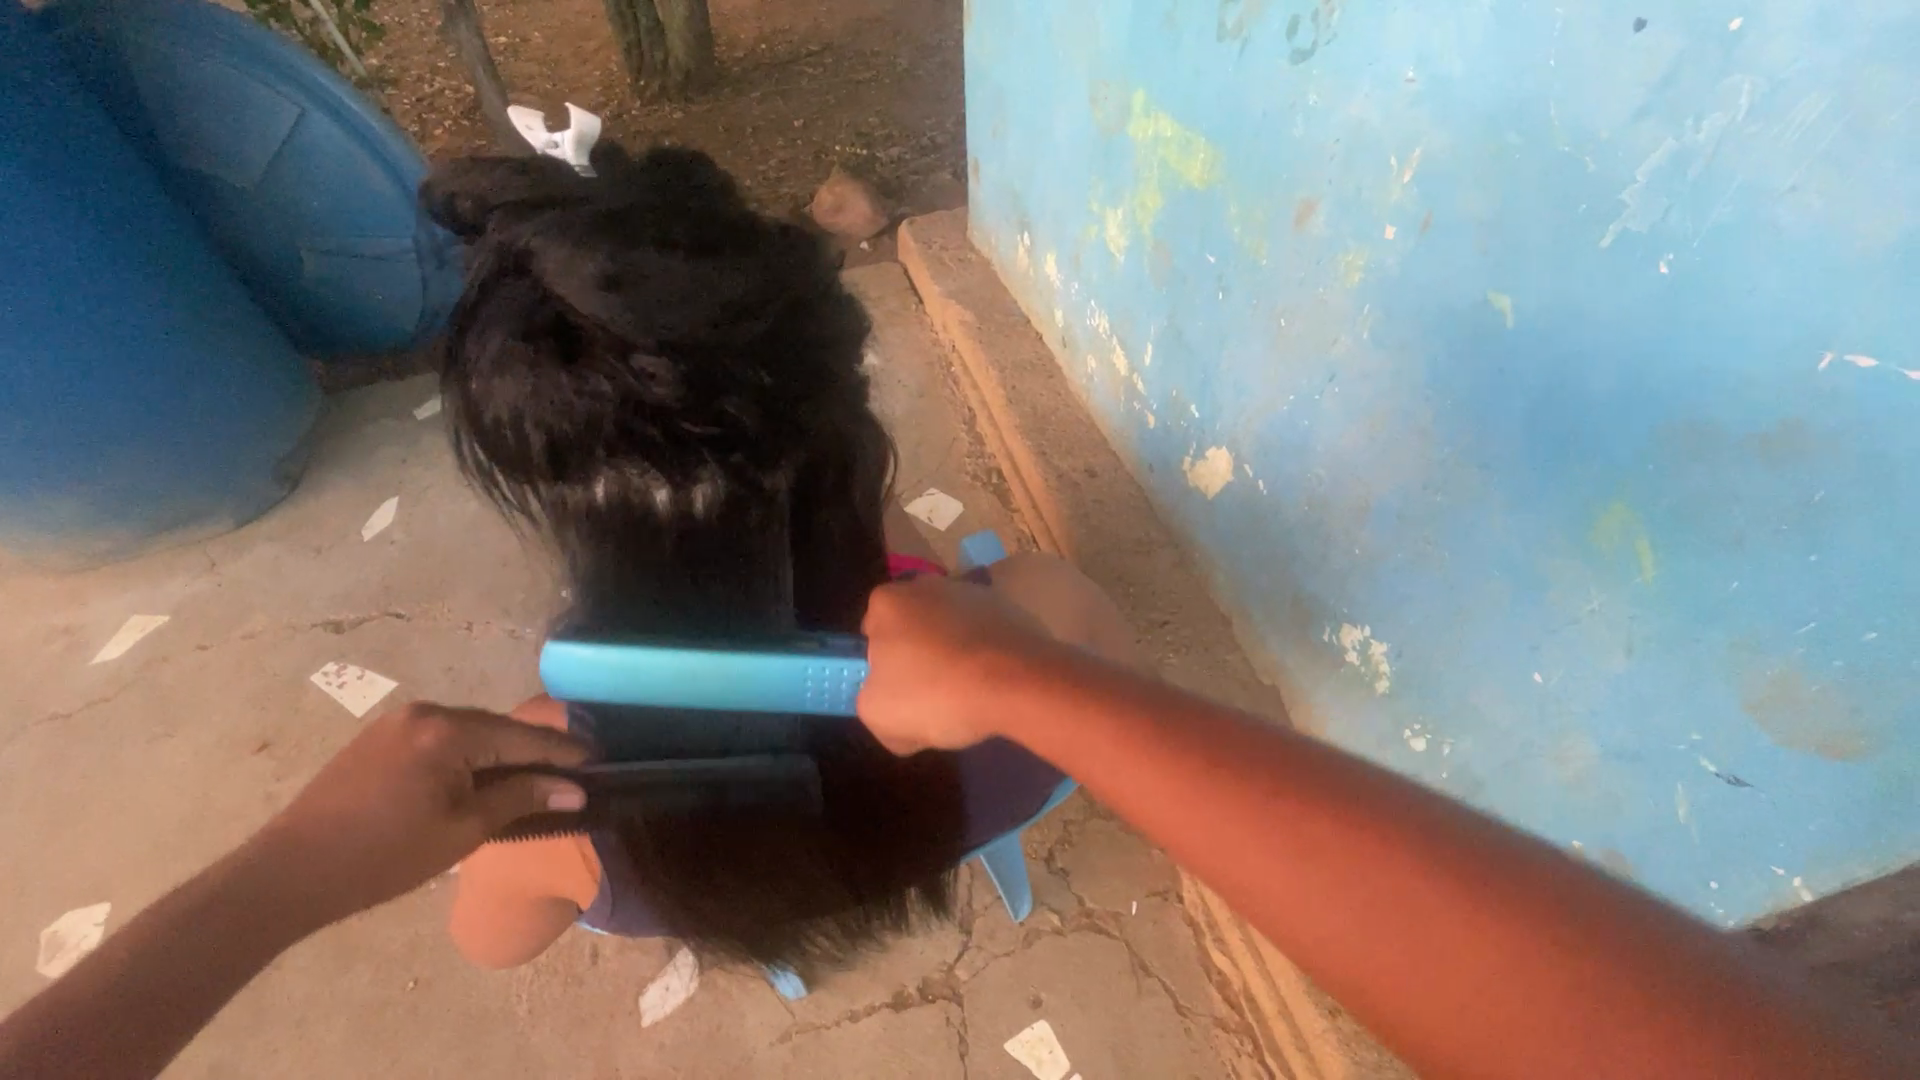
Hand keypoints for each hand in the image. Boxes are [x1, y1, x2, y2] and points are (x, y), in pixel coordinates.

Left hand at [246, 703, 589, 928]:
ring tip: (529, 778)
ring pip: (472, 732)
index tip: (600, 761)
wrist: (284, 876)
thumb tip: (574, 788)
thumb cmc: (382, 857)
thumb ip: (522, 797)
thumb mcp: (463, 830)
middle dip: (534, 751)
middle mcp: (427, 712)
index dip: (565, 752)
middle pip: (499, 728)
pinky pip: (444, 737)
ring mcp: (400, 721)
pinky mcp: (381, 736)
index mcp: (449, 731)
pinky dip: (469, 755)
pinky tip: (479, 777)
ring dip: (501, 753)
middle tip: (569, 774)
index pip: (525, 737)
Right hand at [857, 574, 1059, 753]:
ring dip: (955, 652)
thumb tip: (889, 702)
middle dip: (919, 653)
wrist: (1019, 683)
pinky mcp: (1010, 606)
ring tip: (969, 693)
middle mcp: (927, 584)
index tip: (897, 690)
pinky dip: (987, 654)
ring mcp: (973, 591)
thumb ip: (872, 702)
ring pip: (952, 628)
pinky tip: (995, 683)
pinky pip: (986, 634)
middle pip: (914, 625)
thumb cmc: (937, 694)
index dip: (881, 663)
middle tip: (930, 694)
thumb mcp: (879, 717)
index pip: (872, 630)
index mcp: (888, 601)